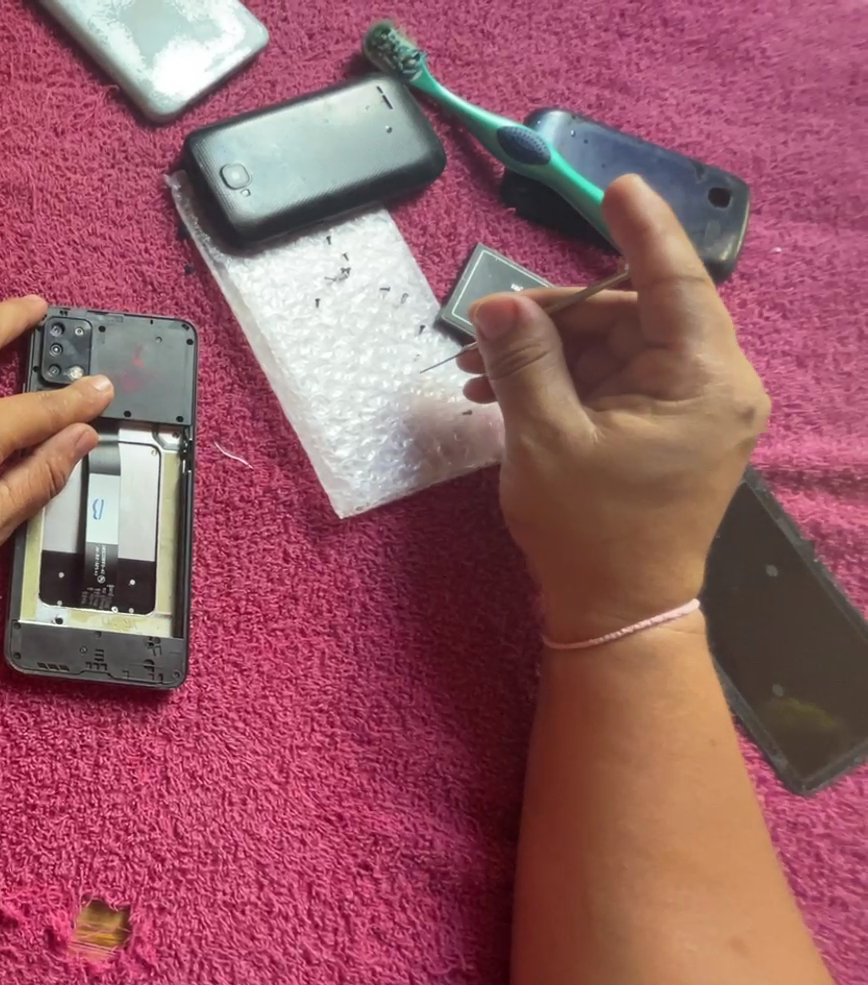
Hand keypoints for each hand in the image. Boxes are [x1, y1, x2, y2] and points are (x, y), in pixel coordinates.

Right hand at [462, 175, 768, 641]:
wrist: (615, 602)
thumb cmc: (588, 524)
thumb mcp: (544, 438)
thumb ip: (524, 363)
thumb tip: (498, 305)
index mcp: (702, 381)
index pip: (674, 284)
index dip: (642, 233)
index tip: (615, 189)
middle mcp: (706, 385)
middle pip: (627, 319)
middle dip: (549, 321)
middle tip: (476, 335)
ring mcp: (680, 410)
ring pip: (607, 352)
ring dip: (539, 355)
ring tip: (473, 374)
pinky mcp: (653, 431)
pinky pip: (601, 385)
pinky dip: (551, 384)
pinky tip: (497, 395)